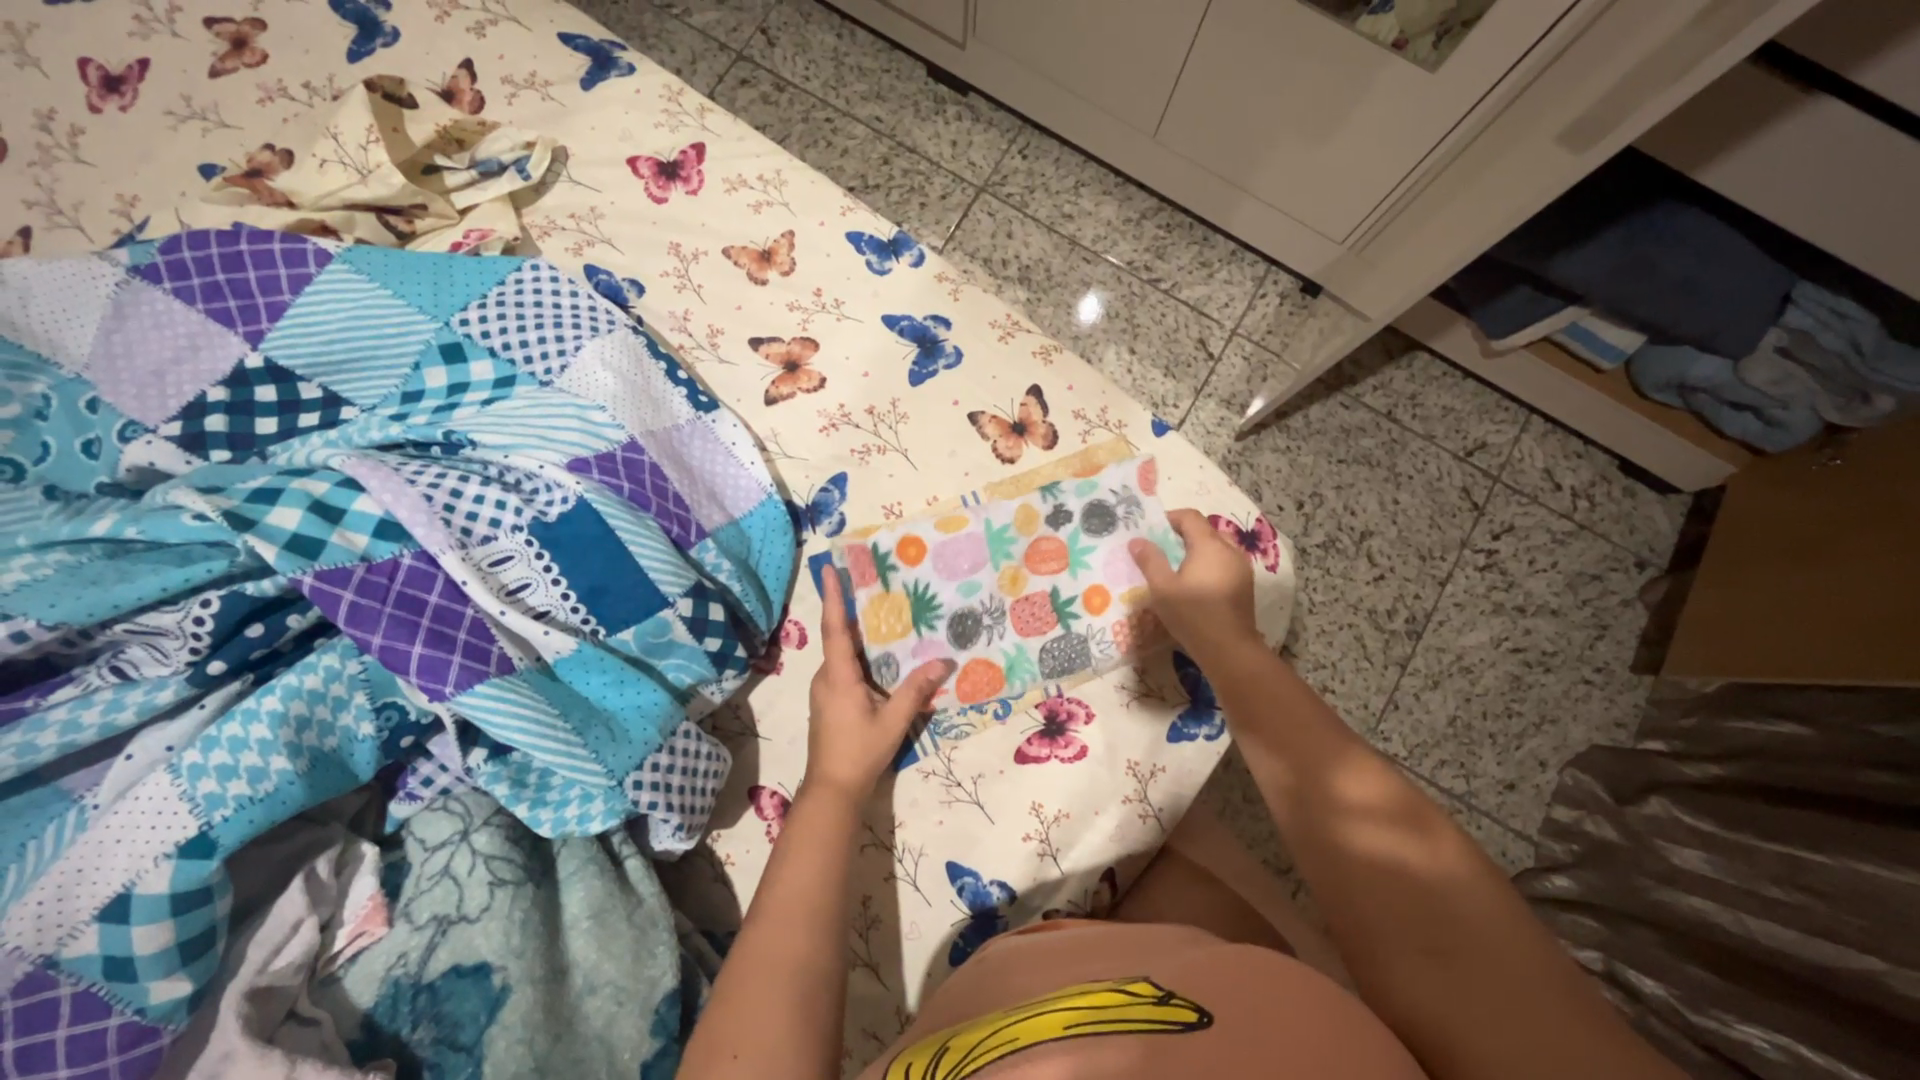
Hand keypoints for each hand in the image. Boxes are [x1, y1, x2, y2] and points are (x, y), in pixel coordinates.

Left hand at [803, 572, 953, 802]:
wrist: (832, 790)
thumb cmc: (860, 752)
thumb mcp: (894, 721)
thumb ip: (917, 689)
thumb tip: (944, 662)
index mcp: (837, 676)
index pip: (834, 628)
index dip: (833, 597)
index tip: (829, 569)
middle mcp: (825, 677)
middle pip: (839, 638)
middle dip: (854, 613)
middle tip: (875, 587)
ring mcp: (824, 691)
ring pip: (842, 656)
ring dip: (859, 638)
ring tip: (884, 619)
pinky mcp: (828, 703)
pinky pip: (844, 670)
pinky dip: (860, 658)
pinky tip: (881, 660)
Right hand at [1129, 508, 1259, 665]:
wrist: (1230, 649)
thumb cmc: (1193, 616)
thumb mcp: (1162, 588)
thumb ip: (1149, 560)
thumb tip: (1136, 540)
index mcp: (1209, 545)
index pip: (1190, 516)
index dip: (1170, 518)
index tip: (1152, 531)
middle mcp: (1229, 549)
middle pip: (1206, 529)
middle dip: (1183, 534)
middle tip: (1163, 550)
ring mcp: (1241, 567)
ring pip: (1218, 545)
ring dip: (1198, 549)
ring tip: (1179, 567)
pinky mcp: (1245, 583)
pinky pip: (1226, 562)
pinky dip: (1210, 563)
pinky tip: (1197, 583)